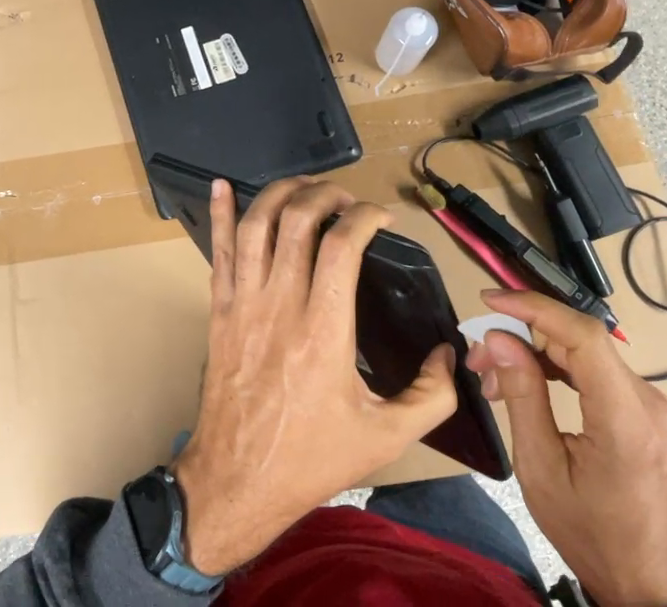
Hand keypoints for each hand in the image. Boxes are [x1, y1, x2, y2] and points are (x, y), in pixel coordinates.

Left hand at [171, 177, 458, 574]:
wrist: (239, 479)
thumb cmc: (312, 458)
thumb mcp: (387, 437)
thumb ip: (432, 394)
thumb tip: (448, 352)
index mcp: (325, 329)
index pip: (343, 245)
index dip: (366, 217)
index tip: (383, 217)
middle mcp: (281, 304)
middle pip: (297, 222)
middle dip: (324, 195)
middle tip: (346, 199)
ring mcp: (243, 304)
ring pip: (255, 226)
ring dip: (279, 195)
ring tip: (304, 187)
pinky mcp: (219, 311)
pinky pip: (217, 252)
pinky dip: (218, 215)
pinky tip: (221, 187)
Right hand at [466, 289, 666, 606]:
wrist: (646, 576)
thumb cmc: (587, 530)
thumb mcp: (540, 467)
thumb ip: (522, 395)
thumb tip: (498, 339)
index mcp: (625, 418)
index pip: (583, 336)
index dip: (534, 308)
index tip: (488, 301)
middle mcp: (648, 400)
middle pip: (580, 340)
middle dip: (522, 334)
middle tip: (477, 355)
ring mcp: (651, 404)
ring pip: (584, 352)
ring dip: (535, 351)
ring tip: (492, 374)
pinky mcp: (644, 410)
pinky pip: (594, 371)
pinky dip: (555, 367)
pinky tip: (524, 381)